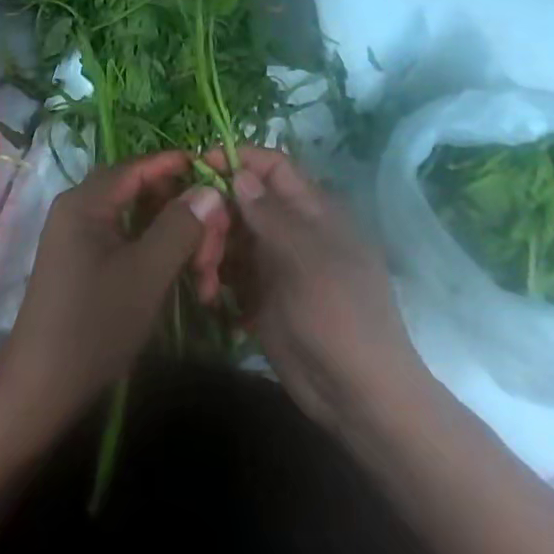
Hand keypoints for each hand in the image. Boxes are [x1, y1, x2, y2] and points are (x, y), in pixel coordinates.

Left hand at [0, 151, 230, 423]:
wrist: (44, 385)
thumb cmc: (95, 324)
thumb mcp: (147, 273)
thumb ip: (179, 226)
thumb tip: (209, 190)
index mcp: (86, 203)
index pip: (139, 166)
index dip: (179, 168)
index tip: (220, 179)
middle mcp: (81, 211)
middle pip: (143, 195)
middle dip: (185, 216)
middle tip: (216, 249)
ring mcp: (82, 239)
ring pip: (142, 224)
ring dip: (178, 242)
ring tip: (208, 276)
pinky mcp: (87, 265)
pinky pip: (131, 246)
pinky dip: (160, 258)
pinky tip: (189, 283)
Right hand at [211, 147, 425, 427]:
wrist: (356, 393)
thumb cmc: (339, 315)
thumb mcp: (306, 259)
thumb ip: (270, 215)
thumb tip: (239, 174)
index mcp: (314, 211)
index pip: (272, 168)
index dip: (238, 160)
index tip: (197, 166)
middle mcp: (292, 230)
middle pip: (242, 202)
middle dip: (216, 216)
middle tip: (200, 244)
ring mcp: (275, 263)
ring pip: (231, 237)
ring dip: (210, 250)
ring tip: (204, 279)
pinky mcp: (261, 295)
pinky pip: (229, 272)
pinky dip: (215, 278)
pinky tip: (210, 296)